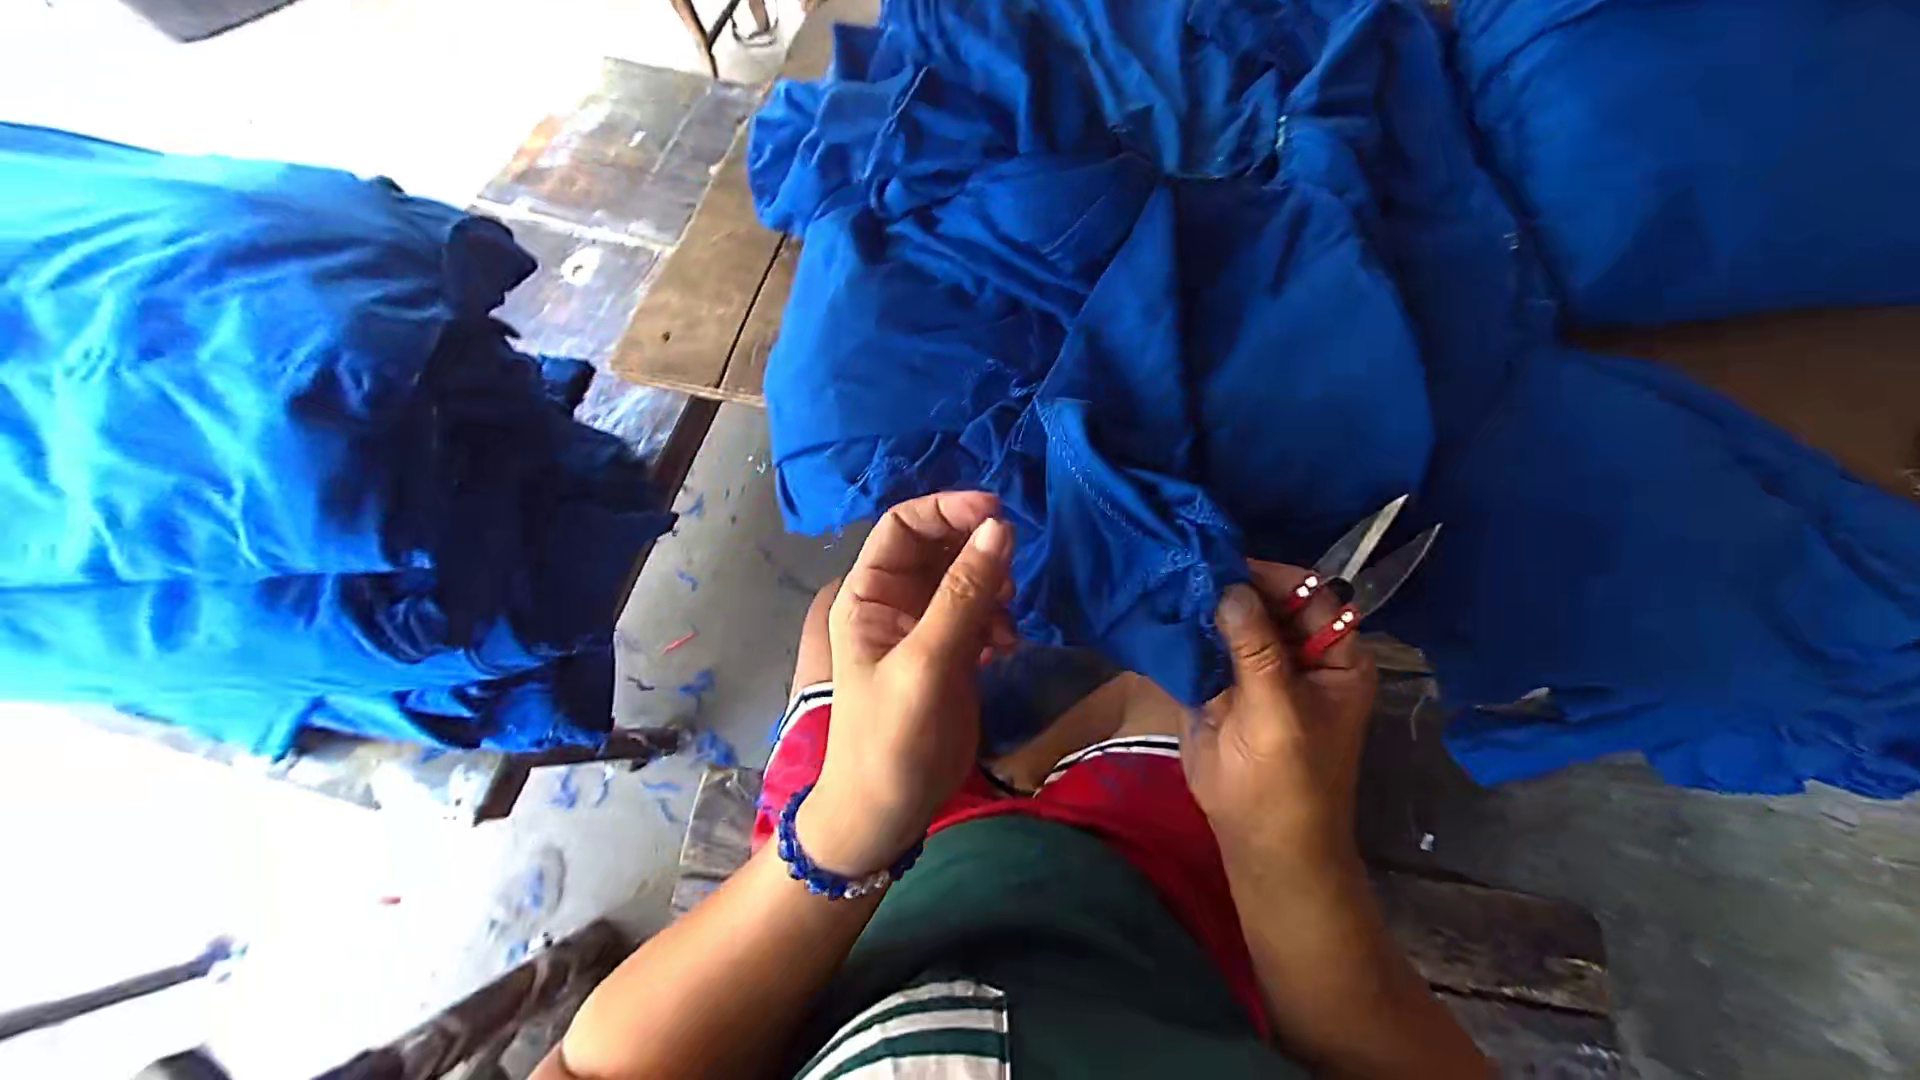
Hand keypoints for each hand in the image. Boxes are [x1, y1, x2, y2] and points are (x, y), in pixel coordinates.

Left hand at [797, 491, 1015, 874]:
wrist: (888, 812)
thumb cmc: (891, 739)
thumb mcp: (926, 663)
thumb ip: (963, 596)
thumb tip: (1000, 529)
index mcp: (868, 593)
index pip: (904, 525)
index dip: (947, 508)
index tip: (997, 512)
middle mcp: (894, 600)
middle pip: (939, 546)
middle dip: (976, 549)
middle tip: (1010, 569)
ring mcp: (924, 626)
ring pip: (964, 577)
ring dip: (992, 584)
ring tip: (1008, 615)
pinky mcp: (950, 651)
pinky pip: (979, 611)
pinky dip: (998, 617)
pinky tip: (1006, 645)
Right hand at [1182, 560, 1377, 871]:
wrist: (1257, 837)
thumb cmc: (1288, 780)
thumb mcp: (1278, 712)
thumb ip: (1257, 649)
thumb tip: (1231, 589)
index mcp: (1334, 658)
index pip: (1312, 598)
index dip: (1276, 579)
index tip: (1230, 567)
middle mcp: (1297, 654)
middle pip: (1268, 604)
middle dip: (1234, 587)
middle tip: (1191, 569)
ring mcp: (1256, 668)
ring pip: (1232, 621)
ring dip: (1206, 605)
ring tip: (1172, 583)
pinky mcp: (1220, 682)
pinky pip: (1205, 645)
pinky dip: (1186, 630)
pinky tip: (1163, 612)